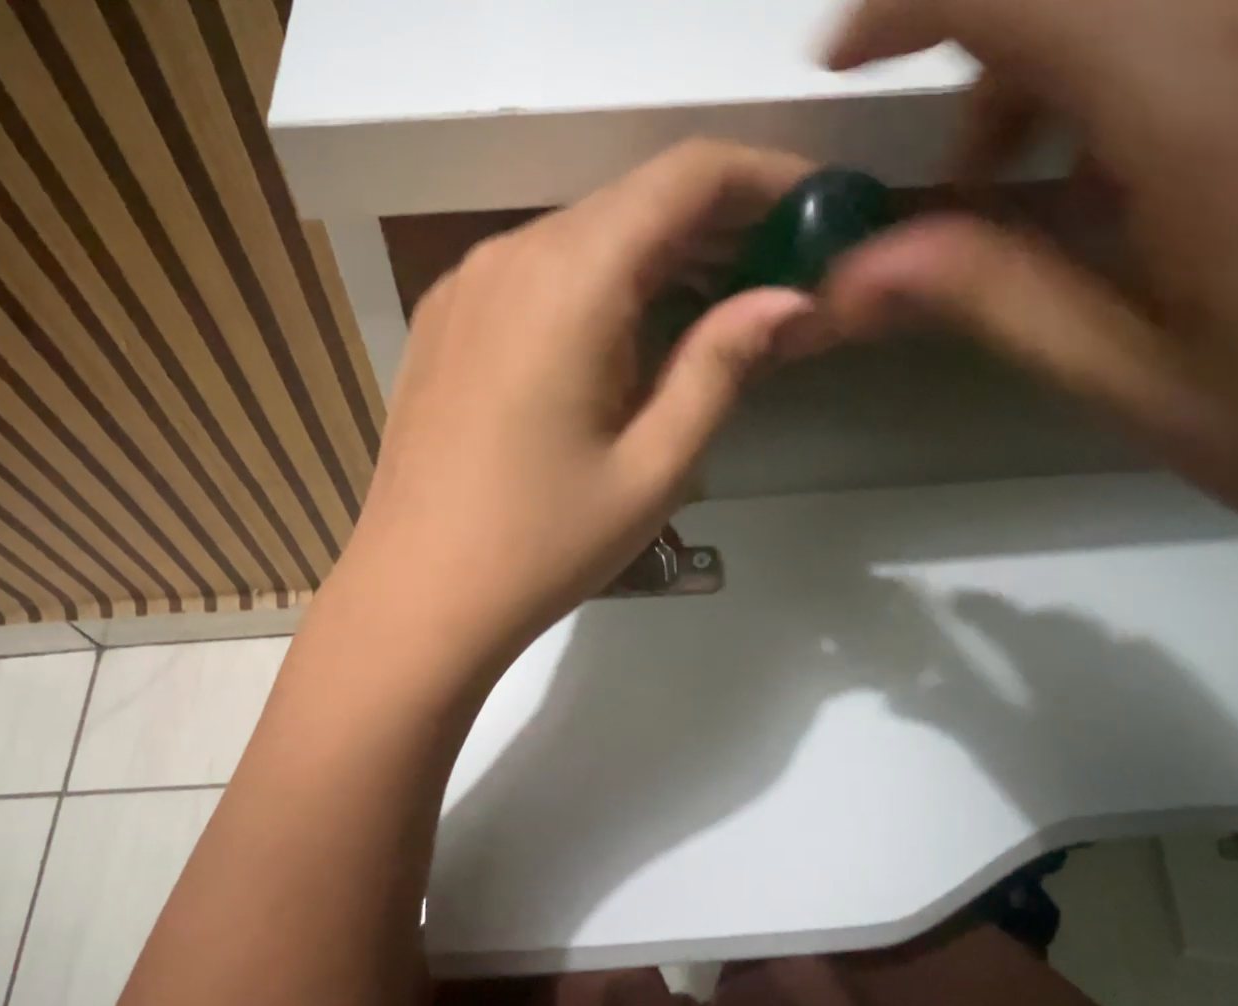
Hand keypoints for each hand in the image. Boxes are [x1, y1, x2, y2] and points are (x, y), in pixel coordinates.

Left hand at [335, 140, 818, 664]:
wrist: (414, 598)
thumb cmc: (542, 546)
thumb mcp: (654, 466)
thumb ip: (724, 364)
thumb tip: (791, 298)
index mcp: (569, 278)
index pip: (686, 175)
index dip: (767, 177)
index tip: (823, 213)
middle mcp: (509, 254)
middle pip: (635, 199)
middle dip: (720, 222)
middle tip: (786, 274)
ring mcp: (466, 283)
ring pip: (586, 234)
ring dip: (660, 255)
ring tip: (724, 308)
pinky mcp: (445, 319)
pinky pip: (539, 271)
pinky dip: (600, 281)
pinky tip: (632, 335)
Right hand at [824, 0, 1237, 647]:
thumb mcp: (1149, 387)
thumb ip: (994, 298)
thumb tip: (850, 270)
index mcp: (1225, 100)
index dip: (902, 3)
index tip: (845, 62)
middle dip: (997, 45)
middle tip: (975, 171)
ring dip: (1083, 49)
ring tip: (1075, 177)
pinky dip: (1178, 51)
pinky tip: (1182, 155)